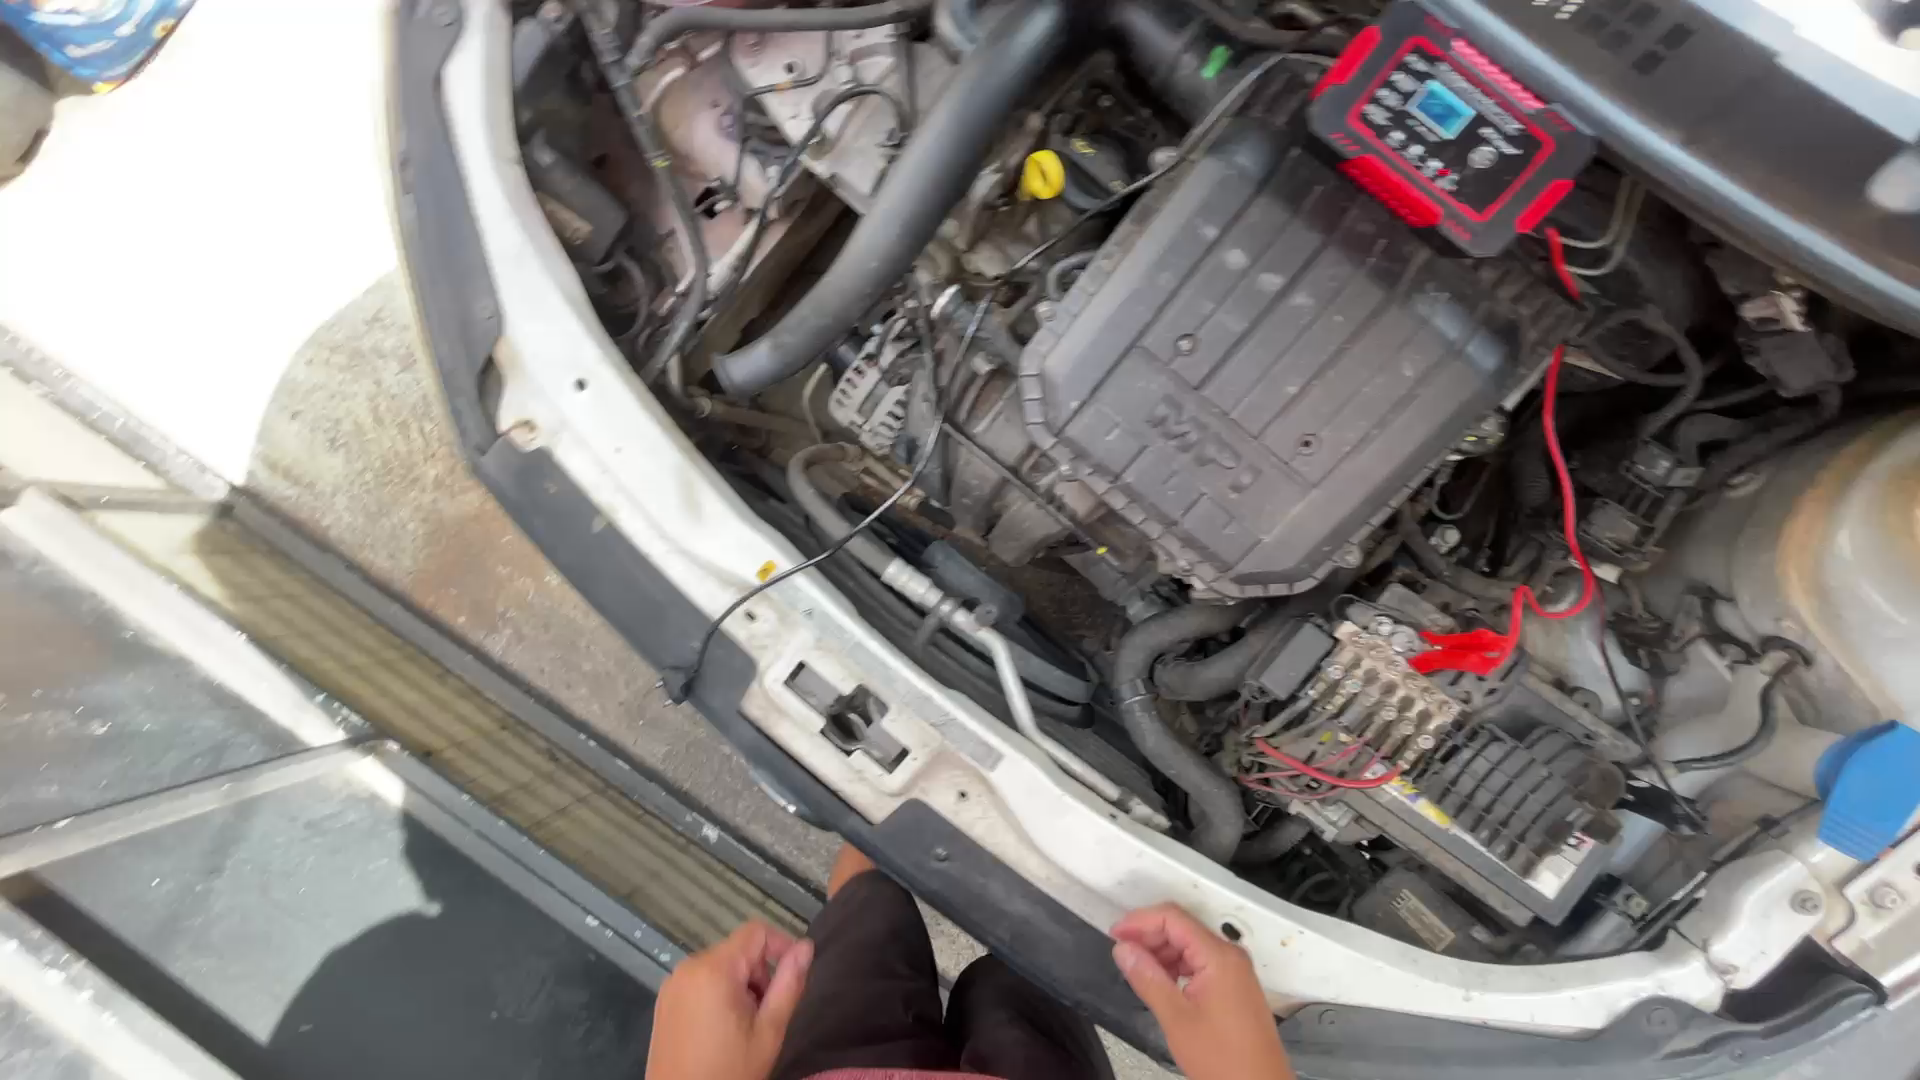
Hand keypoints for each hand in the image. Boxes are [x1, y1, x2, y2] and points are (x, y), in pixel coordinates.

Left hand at [647, 921, 812, 1079]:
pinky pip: (702, 980)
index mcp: (714, 969)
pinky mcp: (664, 1001)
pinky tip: (722, 1029)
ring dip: (741, 984)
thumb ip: (790, 983)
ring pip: (722, 964)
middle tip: (766, 1013)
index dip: (781, 946)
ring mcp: (673, 984)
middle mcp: (689, 967)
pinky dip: (719, 993)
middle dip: (760, 974)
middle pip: (739, 949)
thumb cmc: (728, 1073)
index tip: (793, 977)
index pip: (756, 932)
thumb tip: (807, 946)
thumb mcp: (769, 1031)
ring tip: (745, 1025)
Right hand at [1111, 904, 1293, 1079]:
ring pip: (1190, 944)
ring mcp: (1235, 970)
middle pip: (1181, 928)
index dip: (1140, 921)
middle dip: (1149, 936)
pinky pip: (1200, 961)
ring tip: (1139, 971)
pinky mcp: (1235, 985)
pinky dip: (1177, 966)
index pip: (1172, 918)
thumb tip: (1122, 948)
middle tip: (1123, 954)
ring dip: (1162, 952)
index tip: (1115, 935)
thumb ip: (1147, 977)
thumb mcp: (1176, 1018)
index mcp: (1218, 956)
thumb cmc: (1222, 1060)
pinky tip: (1162, 983)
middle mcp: (1229, 955)